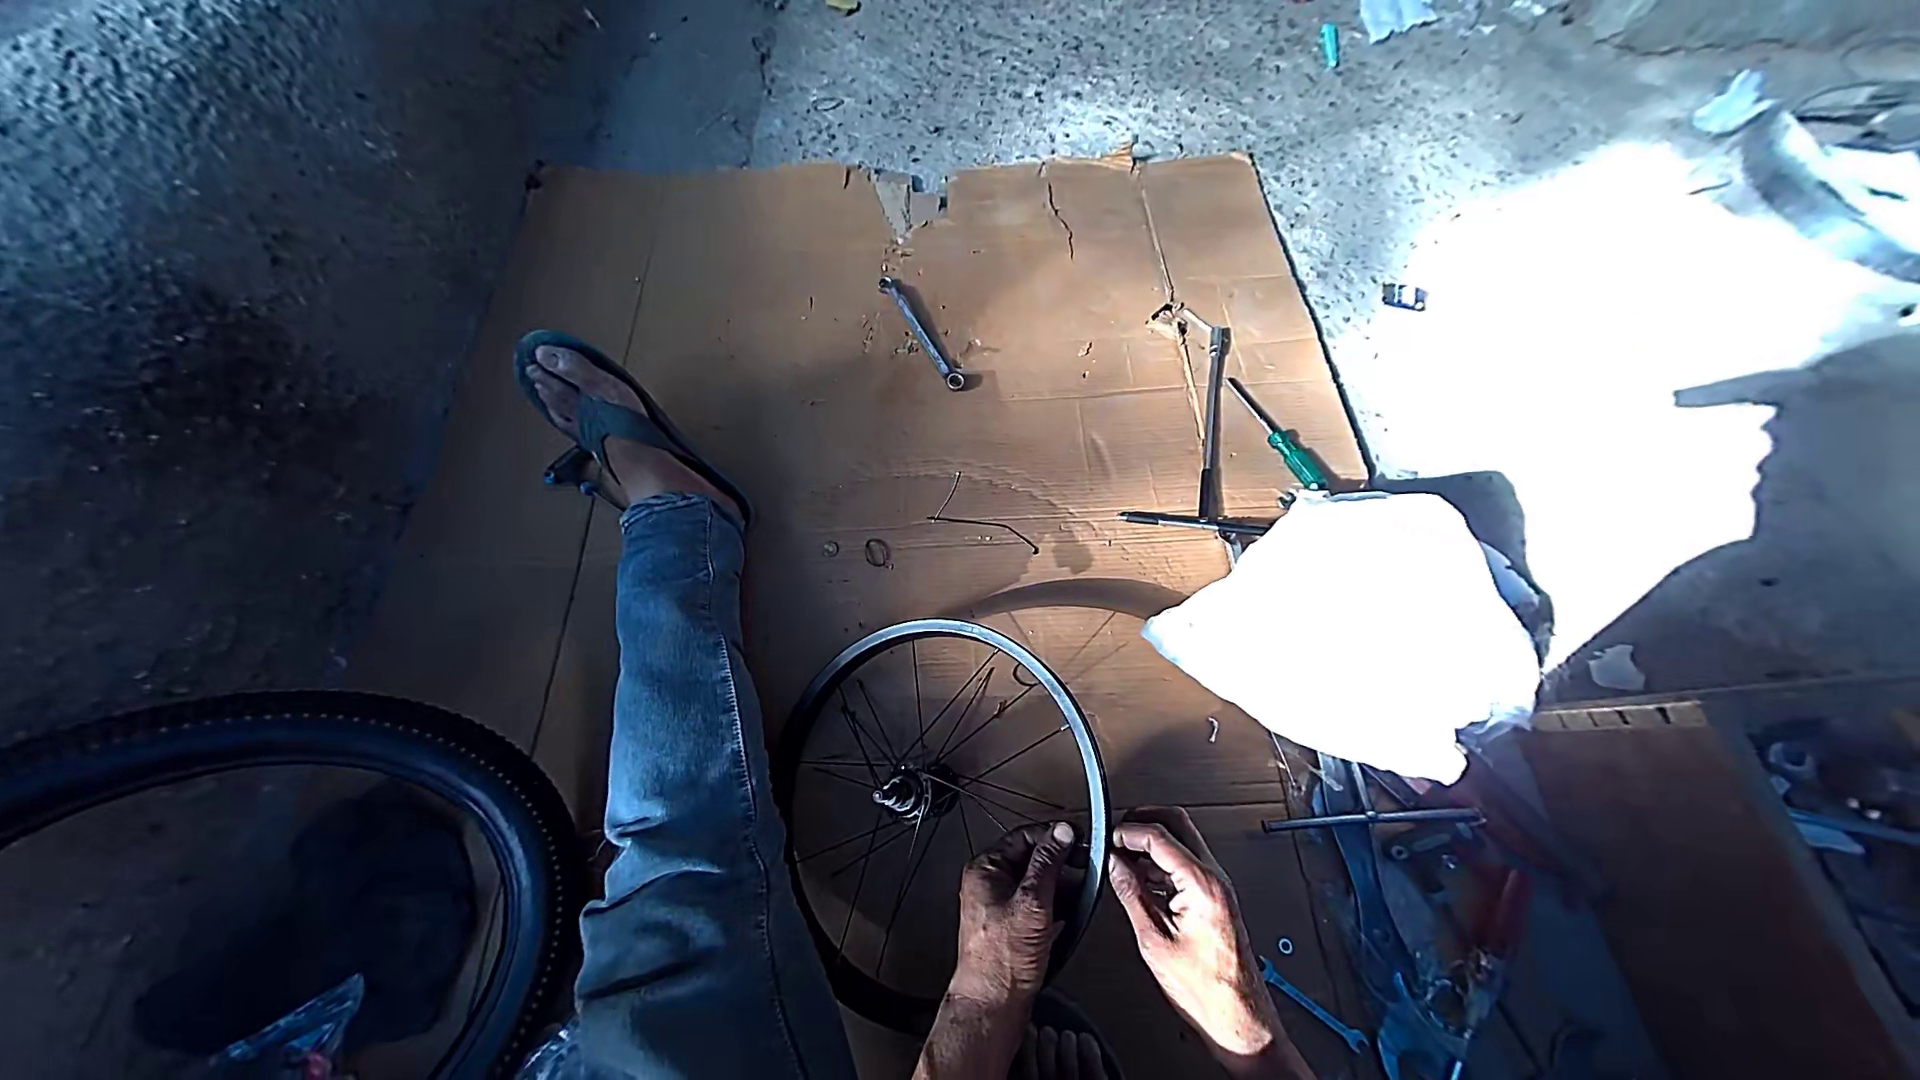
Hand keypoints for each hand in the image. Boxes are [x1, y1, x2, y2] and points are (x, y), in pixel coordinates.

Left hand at [915, 821, 1075, 1079]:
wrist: (993, 1009)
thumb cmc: (1000, 962)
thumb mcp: (1032, 902)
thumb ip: (1048, 864)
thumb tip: (1061, 834)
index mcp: (986, 869)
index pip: (1023, 837)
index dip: (1052, 836)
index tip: (1076, 839)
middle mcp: (990, 884)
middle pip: (1032, 860)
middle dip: (1061, 864)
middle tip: (1084, 866)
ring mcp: (1001, 906)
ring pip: (1037, 884)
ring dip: (1062, 886)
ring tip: (1082, 892)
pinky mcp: (1012, 928)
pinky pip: (1038, 905)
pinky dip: (1057, 906)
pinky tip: (1072, 913)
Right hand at [1108, 808, 1310, 1079]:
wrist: (1240, 1025)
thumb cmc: (1208, 994)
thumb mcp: (1154, 941)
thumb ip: (1131, 893)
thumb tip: (1114, 864)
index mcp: (1202, 885)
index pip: (1159, 835)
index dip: (1127, 831)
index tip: (1109, 838)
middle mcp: (1215, 878)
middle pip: (1176, 822)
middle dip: (1142, 820)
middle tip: (1117, 833)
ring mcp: (1218, 886)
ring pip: (1183, 838)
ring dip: (1152, 840)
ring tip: (1124, 858)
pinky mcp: (1215, 897)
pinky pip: (1186, 860)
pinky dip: (1161, 858)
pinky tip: (1142, 876)